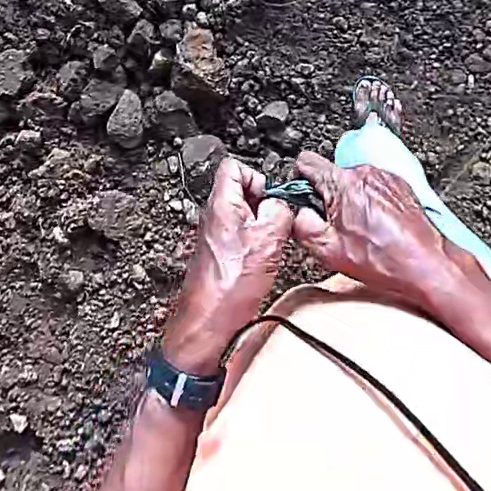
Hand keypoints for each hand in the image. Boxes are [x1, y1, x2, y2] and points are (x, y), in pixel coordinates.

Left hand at [160, 157, 293, 374]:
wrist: (208, 324)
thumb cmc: (229, 286)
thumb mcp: (268, 238)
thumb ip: (279, 210)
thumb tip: (282, 204)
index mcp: (221, 203)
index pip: (234, 166)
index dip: (257, 176)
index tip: (270, 197)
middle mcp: (214, 216)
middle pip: (242, 190)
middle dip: (264, 204)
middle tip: (274, 224)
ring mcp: (214, 236)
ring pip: (243, 215)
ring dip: (262, 226)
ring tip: (269, 246)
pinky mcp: (219, 255)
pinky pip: (241, 236)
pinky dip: (255, 244)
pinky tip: (261, 262)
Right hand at [291, 152, 482, 311]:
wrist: (426, 264)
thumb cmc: (384, 259)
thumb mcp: (328, 251)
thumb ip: (302, 225)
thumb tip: (297, 214)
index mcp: (342, 183)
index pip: (306, 161)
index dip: (298, 179)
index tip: (303, 196)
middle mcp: (364, 173)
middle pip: (331, 175)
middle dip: (328, 196)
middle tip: (336, 226)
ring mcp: (384, 177)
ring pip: (354, 182)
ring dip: (351, 200)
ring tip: (361, 230)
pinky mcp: (399, 185)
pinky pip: (374, 187)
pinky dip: (371, 202)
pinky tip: (378, 227)